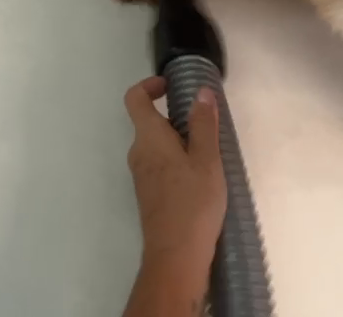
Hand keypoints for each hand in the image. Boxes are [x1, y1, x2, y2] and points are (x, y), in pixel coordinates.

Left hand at [123, 76, 226, 283]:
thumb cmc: (192, 203)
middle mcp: (138, 152)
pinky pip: (158, 165)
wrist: (175, 257)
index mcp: (148, 137)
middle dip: (174, 118)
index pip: (134, 98)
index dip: (149, 86)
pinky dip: (175, 161)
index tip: (171, 87)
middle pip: (148, 122)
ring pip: (155, 145)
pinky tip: (199, 179)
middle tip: (204, 126)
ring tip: (207, 155)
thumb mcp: (206, 159)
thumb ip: (204, 124)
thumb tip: (201, 92)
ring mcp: (140, 175)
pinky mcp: (148, 194)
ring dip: (177, 142)